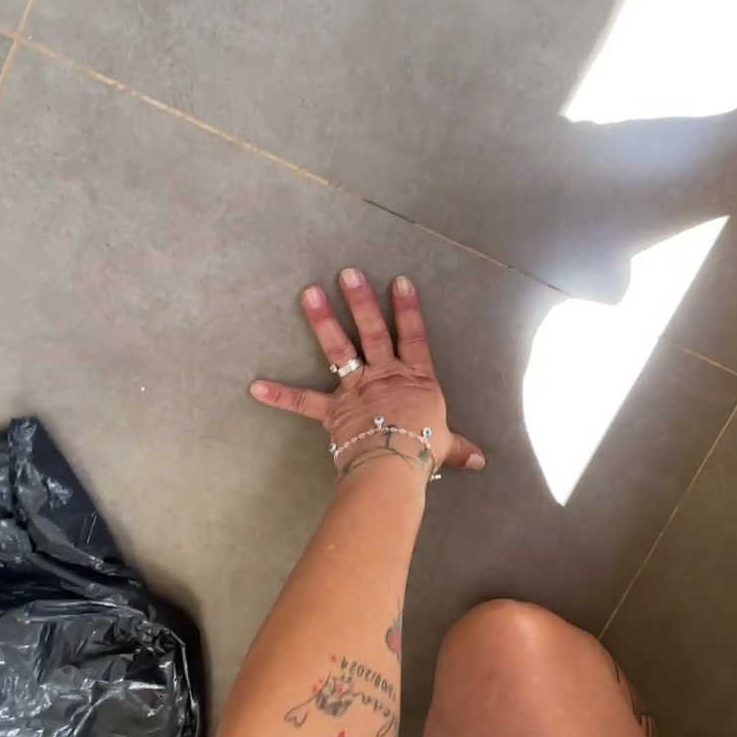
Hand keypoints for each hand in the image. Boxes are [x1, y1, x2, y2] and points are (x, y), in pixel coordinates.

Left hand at [251, 269, 484, 483]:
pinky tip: (255, 387)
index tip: (400, 281)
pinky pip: (303, 402)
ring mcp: (357, 388)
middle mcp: (385, 375)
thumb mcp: (446, 445)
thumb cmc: (422, 450)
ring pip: (340, 348)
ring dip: (322, 320)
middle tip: (348, 272)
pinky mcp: (333, 410)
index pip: (414, 336)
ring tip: (309, 292)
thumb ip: (460, 448)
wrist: (394, 463)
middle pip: (373, 331)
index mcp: (416, 378)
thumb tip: (481, 461)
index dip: (408, 308)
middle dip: (360, 300)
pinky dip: (280, 395)